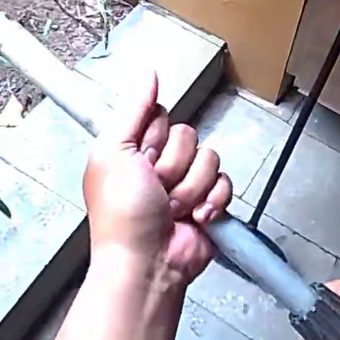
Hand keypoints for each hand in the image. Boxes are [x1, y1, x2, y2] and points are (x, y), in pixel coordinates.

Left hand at [81, 73, 232, 291]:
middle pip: (188, 136)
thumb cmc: (121, 217)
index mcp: (134, 148)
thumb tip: (148, 76)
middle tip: (156, 188)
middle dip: (173, 166)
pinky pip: (226, 182)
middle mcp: (160, 162)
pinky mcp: (210, 201)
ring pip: (209, 158)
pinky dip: (212, 201)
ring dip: (191, 188)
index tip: (142, 157)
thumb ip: (132, 110)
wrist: (146, 263)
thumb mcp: (113, 152)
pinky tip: (194, 217)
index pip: (161, 116)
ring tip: (172, 208)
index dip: (155, 137)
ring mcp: (187, 182)